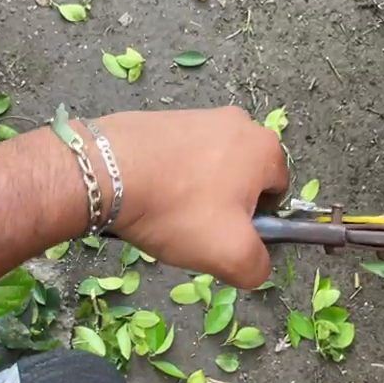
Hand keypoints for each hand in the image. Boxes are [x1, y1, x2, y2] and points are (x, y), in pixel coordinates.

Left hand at [88, 108, 287, 287]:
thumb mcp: (231, 254)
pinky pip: (180, 157)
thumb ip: (258, 267)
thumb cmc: (179, 209)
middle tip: (196, 228)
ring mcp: (200, 114)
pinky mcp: (166, 118)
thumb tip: (257, 266)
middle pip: (244, 179)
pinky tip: (150, 195)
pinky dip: (170, 177)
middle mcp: (239, 122)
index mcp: (265, 147)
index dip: (257, 222)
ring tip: (168, 214)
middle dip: (226, 206)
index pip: (278, 193)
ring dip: (196, 193)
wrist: (105, 171)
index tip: (226, 234)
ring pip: (211, 169)